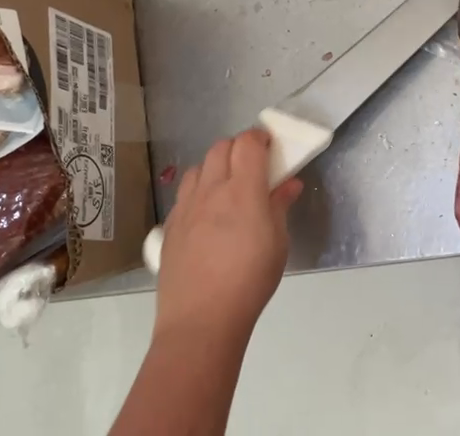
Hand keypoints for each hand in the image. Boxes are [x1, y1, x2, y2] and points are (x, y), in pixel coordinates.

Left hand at [155, 129, 303, 347]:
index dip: (259, 138)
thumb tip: (289, 184)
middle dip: (238, 148)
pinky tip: (207, 215)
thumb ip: (281, 207)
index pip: (247, 143)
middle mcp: (211, 191)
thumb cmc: (250, 280)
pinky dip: (198, 192)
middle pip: (220, 148)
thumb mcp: (278, 242)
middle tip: (253, 166)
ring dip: (215, 167)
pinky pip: (184, 195)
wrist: (201, 320)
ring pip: (197, 168)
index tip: (270, 147)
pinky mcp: (169, 229)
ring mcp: (186, 209)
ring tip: (227, 188)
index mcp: (242, 190)